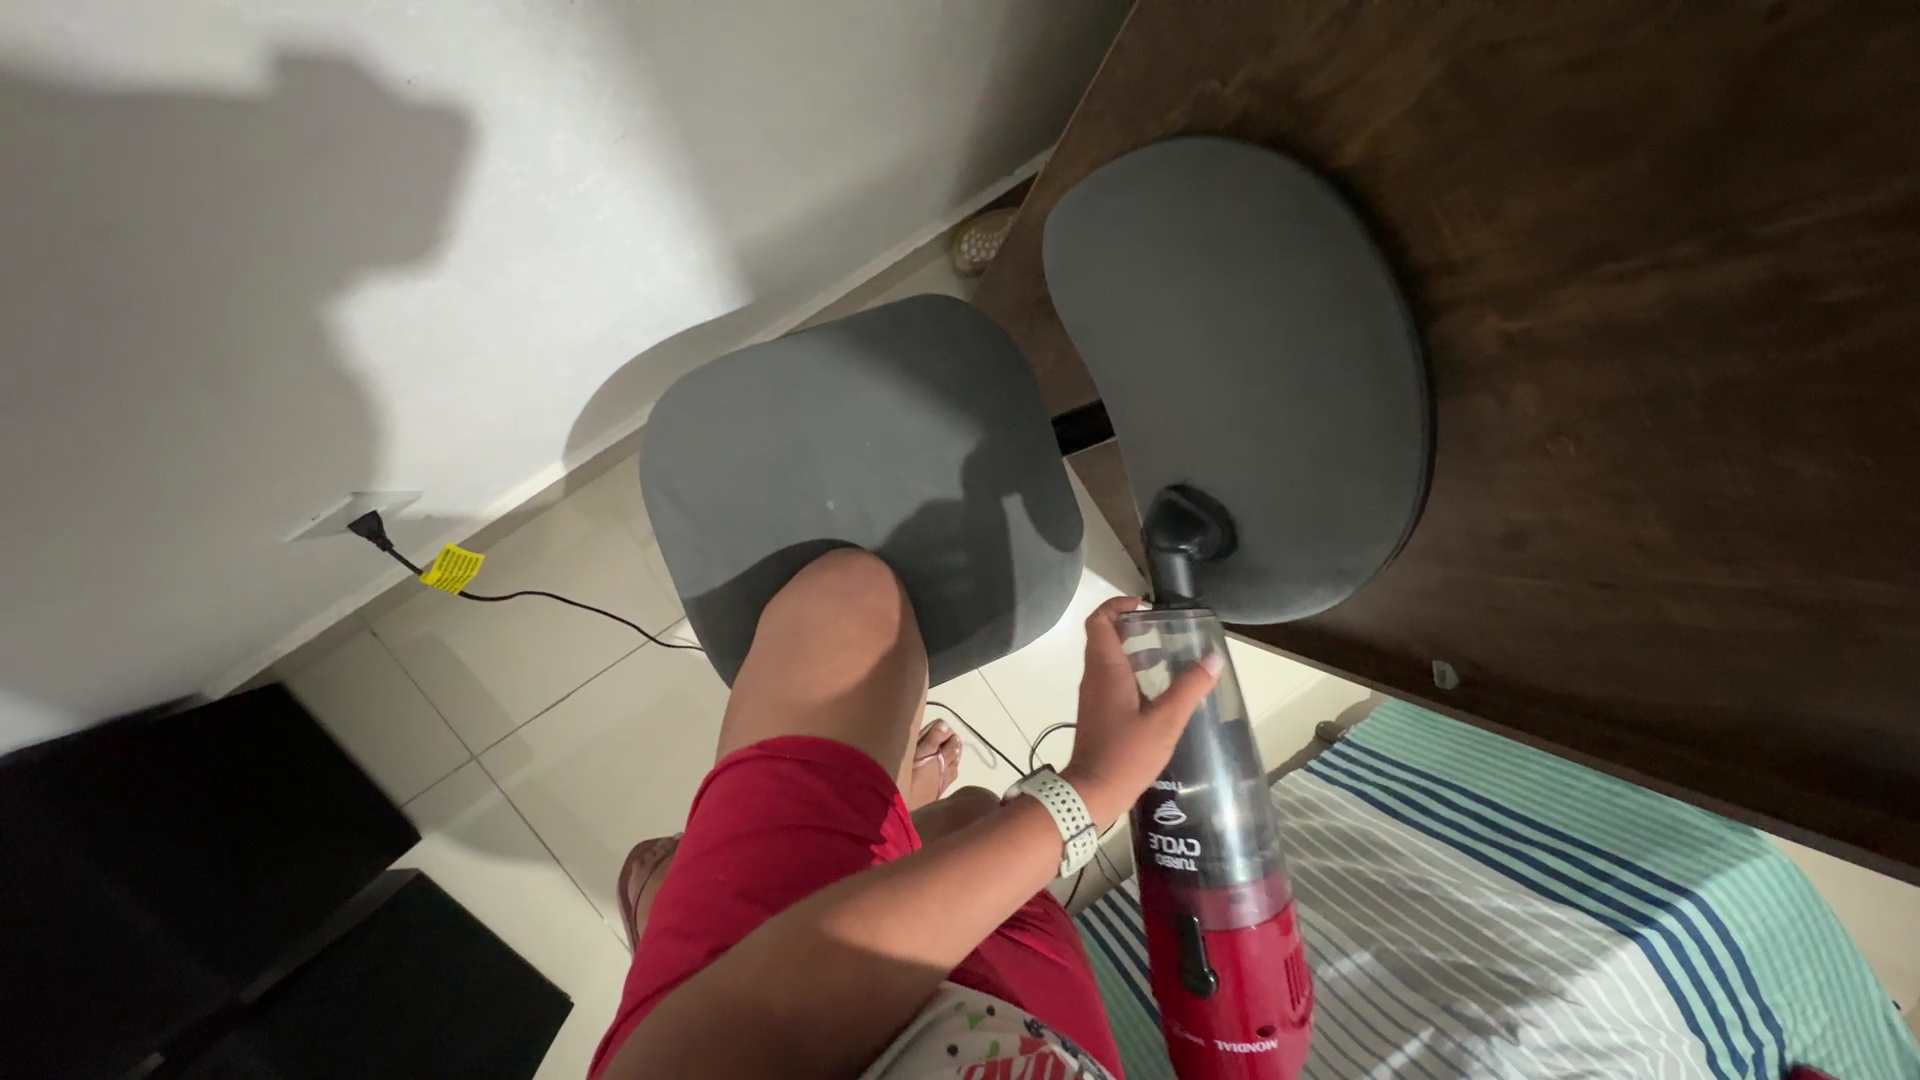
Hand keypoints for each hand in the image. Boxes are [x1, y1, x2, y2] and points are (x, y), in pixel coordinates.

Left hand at [1061, 596, 1222, 829]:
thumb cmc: (1126, 754)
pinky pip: (1110, 678)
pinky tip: (1157, 689)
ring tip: (1166, 654)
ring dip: (1132, 650)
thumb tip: (1212, 659)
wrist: (1092, 791)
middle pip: (1104, 636)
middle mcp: (1094, 676)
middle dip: (1130, 626)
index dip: (1116, 605)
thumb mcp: (1166, 721)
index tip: (1143, 606)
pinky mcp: (1097, 711)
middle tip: (1161, 627)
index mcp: (1106, 669)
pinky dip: (1131, 672)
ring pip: (1107, 658)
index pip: (1099, 621)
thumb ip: (1189, 688)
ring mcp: (1093, 694)